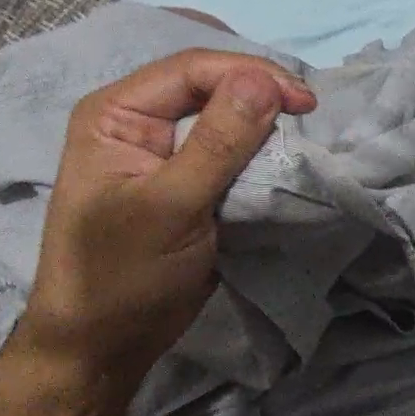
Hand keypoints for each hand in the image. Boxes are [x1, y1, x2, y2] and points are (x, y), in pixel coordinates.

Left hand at [15, 50, 316, 386]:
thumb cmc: (123, 275)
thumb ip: (217, 142)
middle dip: (260, 92)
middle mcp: (139, 123)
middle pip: (210, 86)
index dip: (251, 74)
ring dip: (263, 124)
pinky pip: (231, 153)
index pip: (191, 70)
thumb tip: (265, 81)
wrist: (106, 345)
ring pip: (225, 118)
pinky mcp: (190, 185)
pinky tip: (283, 160)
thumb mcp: (171, 207)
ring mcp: (165, 154)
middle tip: (308, 113)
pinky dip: (260, 154)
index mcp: (116, 114)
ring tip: (301, 135)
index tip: (305, 102)